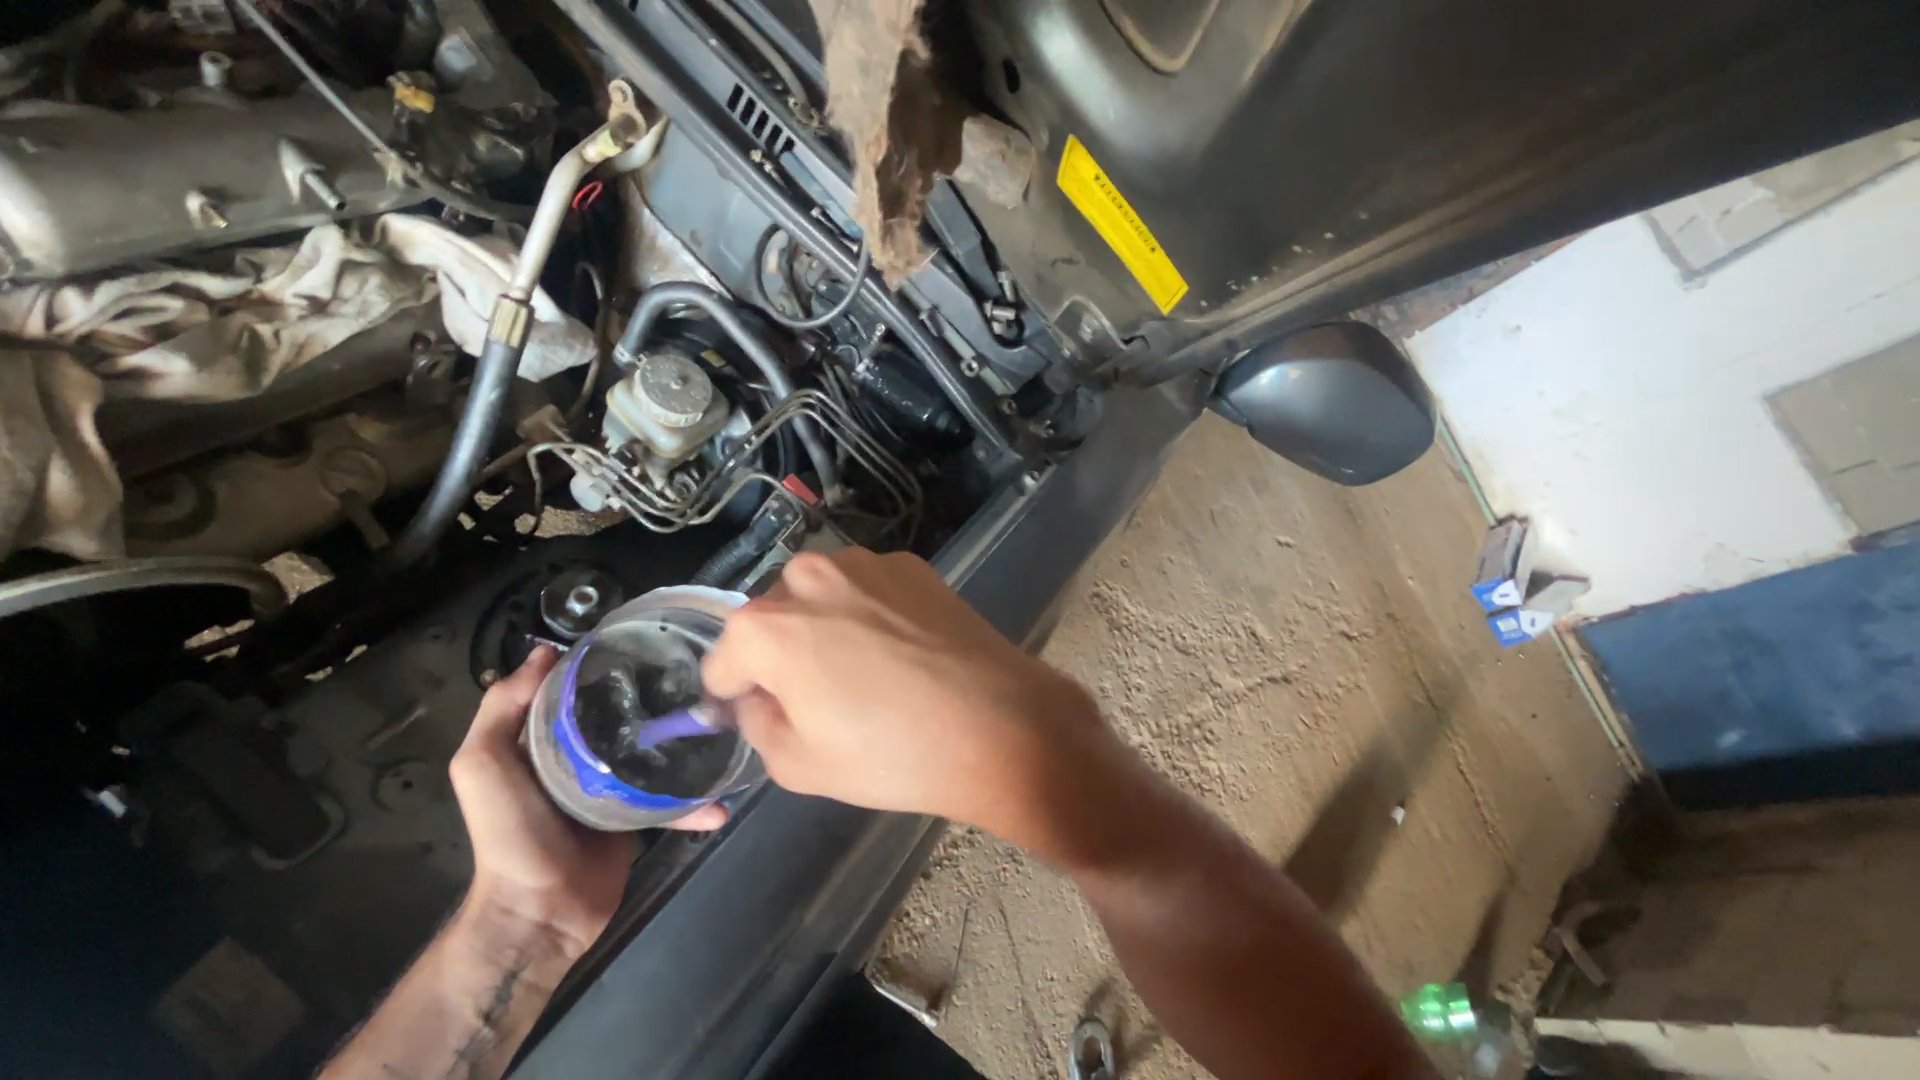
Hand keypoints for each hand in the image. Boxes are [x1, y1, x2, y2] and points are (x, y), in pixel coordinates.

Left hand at [449, 647, 726, 955]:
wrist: (539, 910)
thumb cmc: (510, 833)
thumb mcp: (483, 765)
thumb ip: (501, 711)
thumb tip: (544, 654)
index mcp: (543, 742)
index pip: (575, 691)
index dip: (600, 667)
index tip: (641, 642)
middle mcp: (579, 760)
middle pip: (622, 718)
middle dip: (654, 699)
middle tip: (695, 679)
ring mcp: (613, 790)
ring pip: (655, 756)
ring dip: (685, 747)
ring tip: (718, 728)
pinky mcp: (638, 822)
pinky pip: (672, 805)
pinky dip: (695, 806)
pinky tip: (720, 801)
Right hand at [701, 549, 1125, 857]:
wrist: (999, 724)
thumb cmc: (892, 754)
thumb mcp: (798, 765)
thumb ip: (757, 723)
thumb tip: (757, 696)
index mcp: (766, 626)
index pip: (723, 661)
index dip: (735, 694)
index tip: (762, 715)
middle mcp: (808, 576)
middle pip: (772, 619)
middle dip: (782, 653)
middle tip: (822, 697)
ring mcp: (865, 563)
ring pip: (821, 596)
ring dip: (826, 625)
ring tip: (868, 672)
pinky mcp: (913, 565)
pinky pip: (869, 590)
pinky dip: (872, 613)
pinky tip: (904, 652)